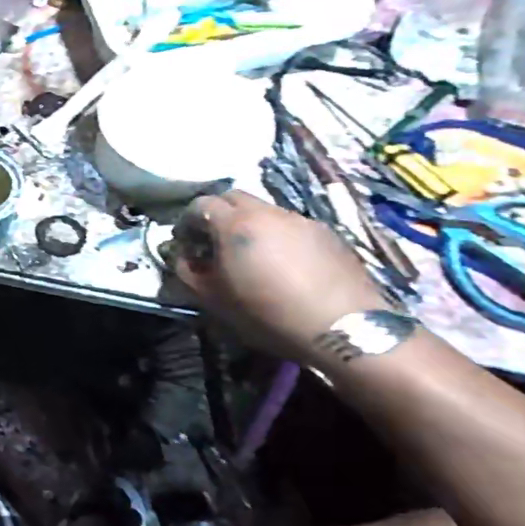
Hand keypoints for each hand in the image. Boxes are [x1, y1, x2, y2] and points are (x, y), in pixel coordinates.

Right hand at [171, 190, 388, 363]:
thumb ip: (186, 269)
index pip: (201, 204)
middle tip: (213, 241)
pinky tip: (282, 264)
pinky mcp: (331, 236)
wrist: (342, 328)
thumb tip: (181, 256)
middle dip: (218, 213)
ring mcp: (305, 222)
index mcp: (236, 225)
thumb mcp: (209, 296)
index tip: (185, 242)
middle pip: (235, 197)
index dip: (186, 220)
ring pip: (266, 211)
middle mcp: (271, 214)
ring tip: (251, 255)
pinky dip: (278, 236)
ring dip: (250, 225)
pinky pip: (292, 227)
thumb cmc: (265, 312)